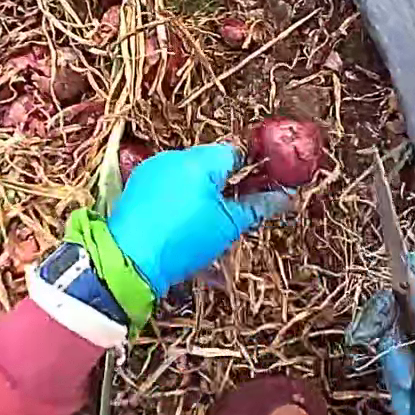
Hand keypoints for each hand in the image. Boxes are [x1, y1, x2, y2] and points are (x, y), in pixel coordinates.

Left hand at [107, 143, 291, 296]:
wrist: (128, 262)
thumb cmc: (182, 240)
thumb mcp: (228, 225)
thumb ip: (258, 206)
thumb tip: (287, 196)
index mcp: (200, 160)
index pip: (237, 152)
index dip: (253, 168)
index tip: (264, 186)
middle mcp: (176, 157)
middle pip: (214, 163)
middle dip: (228, 184)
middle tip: (237, 210)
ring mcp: (154, 169)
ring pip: (192, 175)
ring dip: (205, 192)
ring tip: (210, 222)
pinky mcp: (139, 185)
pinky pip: (171, 184)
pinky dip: (183, 197)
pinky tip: (186, 223)